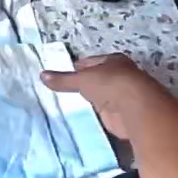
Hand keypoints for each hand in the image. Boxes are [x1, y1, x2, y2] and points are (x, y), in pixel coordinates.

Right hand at [41, 54, 177, 139]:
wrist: (135, 107)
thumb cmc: (110, 83)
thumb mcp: (81, 79)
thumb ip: (63, 79)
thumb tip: (42, 75)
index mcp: (114, 61)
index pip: (91, 62)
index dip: (77, 68)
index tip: (62, 75)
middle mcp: (120, 76)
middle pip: (97, 79)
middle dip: (82, 84)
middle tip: (62, 90)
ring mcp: (122, 95)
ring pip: (100, 96)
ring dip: (89, 100)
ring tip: (67, 104)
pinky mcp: (122, 113)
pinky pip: (102, 112)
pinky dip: (94, 114)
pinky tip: (81, 116)